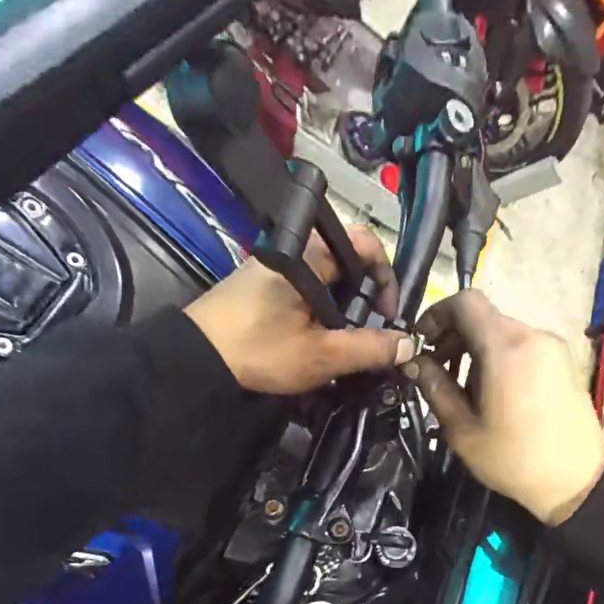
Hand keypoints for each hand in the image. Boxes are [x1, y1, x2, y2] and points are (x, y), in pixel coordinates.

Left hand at [185, 225, 415, 394]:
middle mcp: (294, 251)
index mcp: (309, 256)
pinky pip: (306, 286)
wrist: (195, 358)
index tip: (389, 314)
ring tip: (349, 337)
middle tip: (372, 327)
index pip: (366, 244)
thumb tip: (408, 344)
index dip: (387, 276)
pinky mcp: (261, 284)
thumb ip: (369, 348)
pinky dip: (322, 306)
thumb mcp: (321, 356)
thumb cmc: (259, 350)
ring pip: (327, 275)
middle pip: (347, 259)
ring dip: (346, 302)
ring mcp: (274, 267)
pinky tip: (320, 336)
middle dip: (368, 293)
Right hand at [407, 290, 603, 524]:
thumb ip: (435, 388)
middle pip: (483, 316)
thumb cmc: (514, 459)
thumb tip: (416, 362)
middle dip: (453, 336)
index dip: (436, 314)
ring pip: (502, 331)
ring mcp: (552, 347)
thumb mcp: (462, 430)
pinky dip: (499, 355)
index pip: (465, 302)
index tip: (422, 342)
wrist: (577, 481)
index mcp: (506, 347)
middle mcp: (532, 336)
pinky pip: (522, 345)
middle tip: (435, 369)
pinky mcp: (563, 361)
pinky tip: (491, 390)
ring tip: (462, 386)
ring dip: (475, 348)